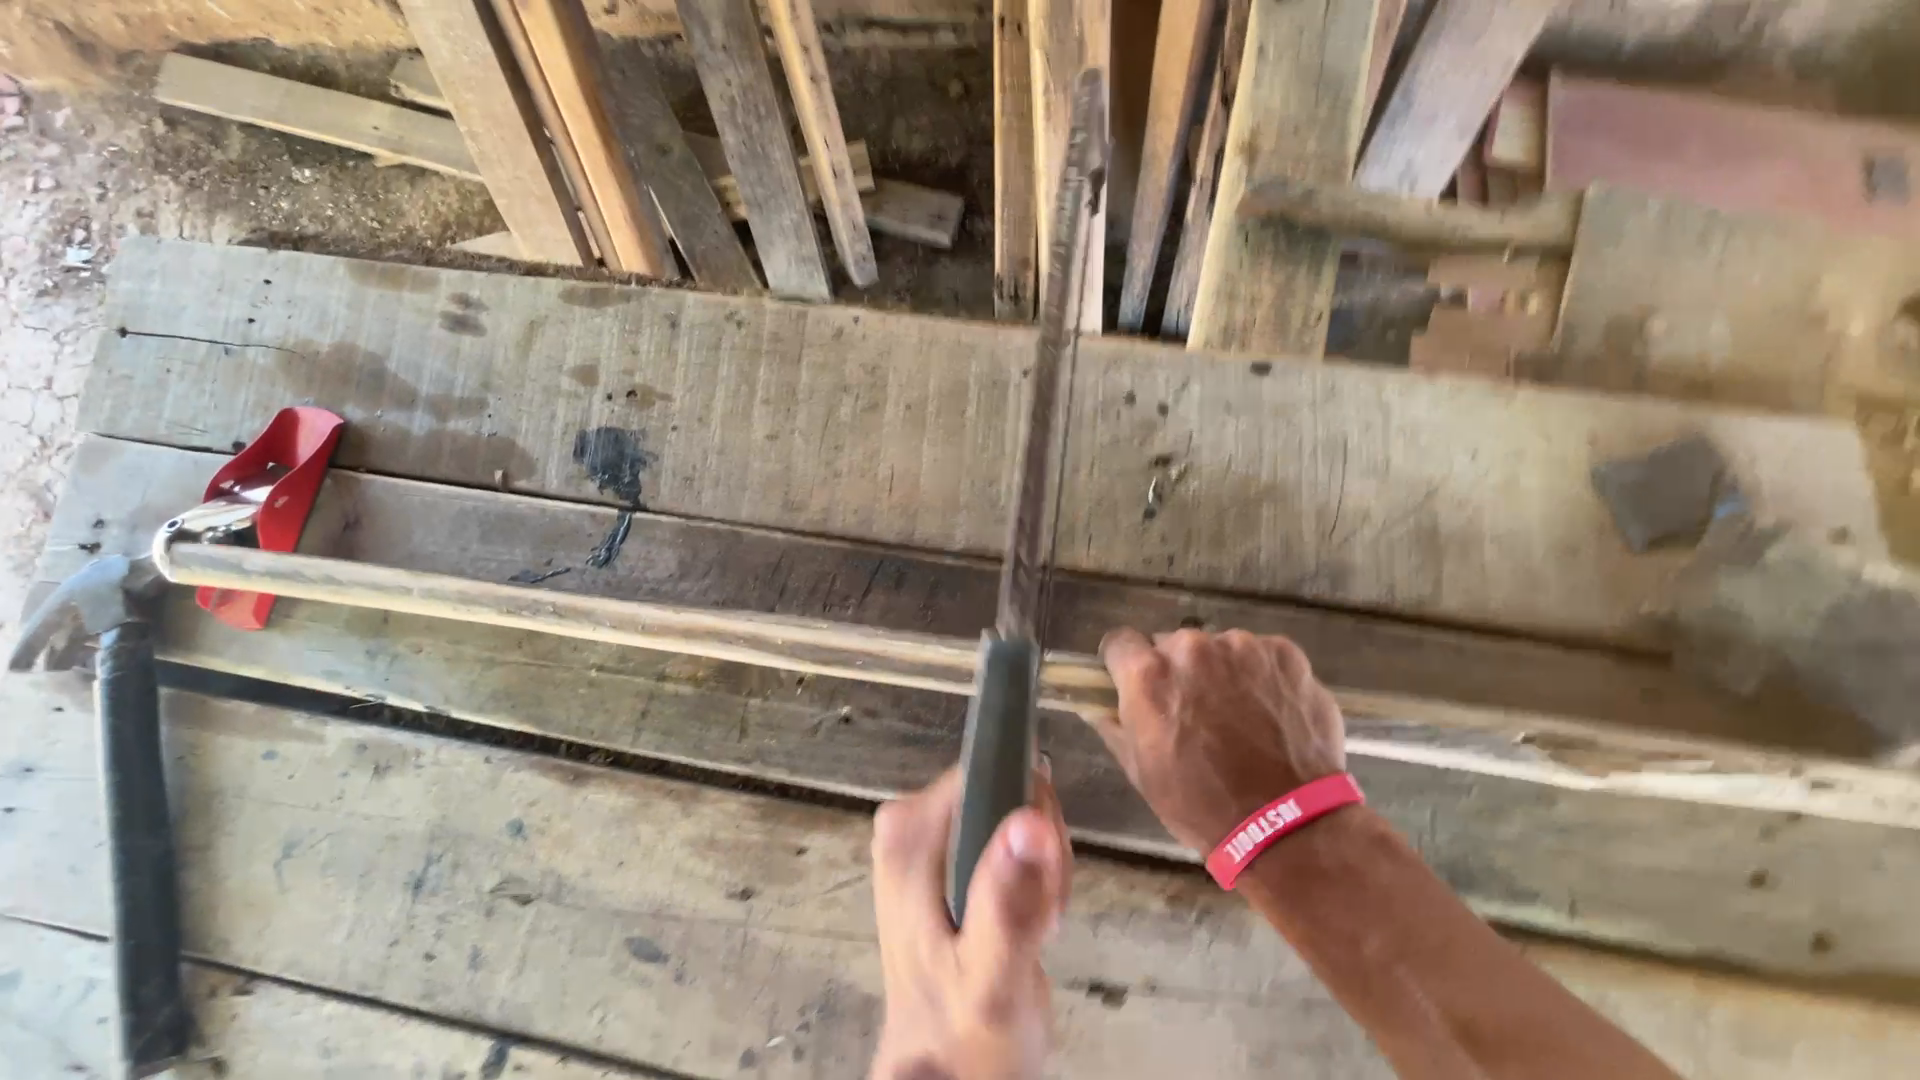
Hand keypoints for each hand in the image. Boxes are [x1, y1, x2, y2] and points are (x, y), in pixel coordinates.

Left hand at [868, 766, 1071, 1079]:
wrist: (946, 1072)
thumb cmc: (965, 1034)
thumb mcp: (992, 976)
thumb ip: (1007, 902)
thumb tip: (1030, 820)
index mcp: (908, 839)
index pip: (989, 774)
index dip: (1030, 815)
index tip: (1047, 876)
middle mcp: (908, 825)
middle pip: (1004, 791)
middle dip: (1040, 850)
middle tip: (1044, 912)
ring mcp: (927, 838)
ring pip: (1015, 813)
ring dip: (1042, 868)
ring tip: (1039, 924)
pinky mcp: (947, 856)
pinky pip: (1011, 834)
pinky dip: (1033, 876)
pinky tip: (1032, 920)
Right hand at [1095, 628, 1345, 852]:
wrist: (1287, 825)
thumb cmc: (1200, 804)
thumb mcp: (1140, 770)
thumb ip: (1113, 724)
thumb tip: (1096, 704)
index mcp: (1149, 674)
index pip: (1120, 642)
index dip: (1125, 663)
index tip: (1134, 683)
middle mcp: (1192, 647)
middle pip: (1172, 645)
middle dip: (1178, 671)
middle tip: (1194, 711)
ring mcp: (1243, 646)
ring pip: (1219, 649)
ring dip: (1221, 672)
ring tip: (1239, 716)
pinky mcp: (1285, 654)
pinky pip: (1260, 656)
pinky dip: (1260, 676)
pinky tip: (1270, 711)